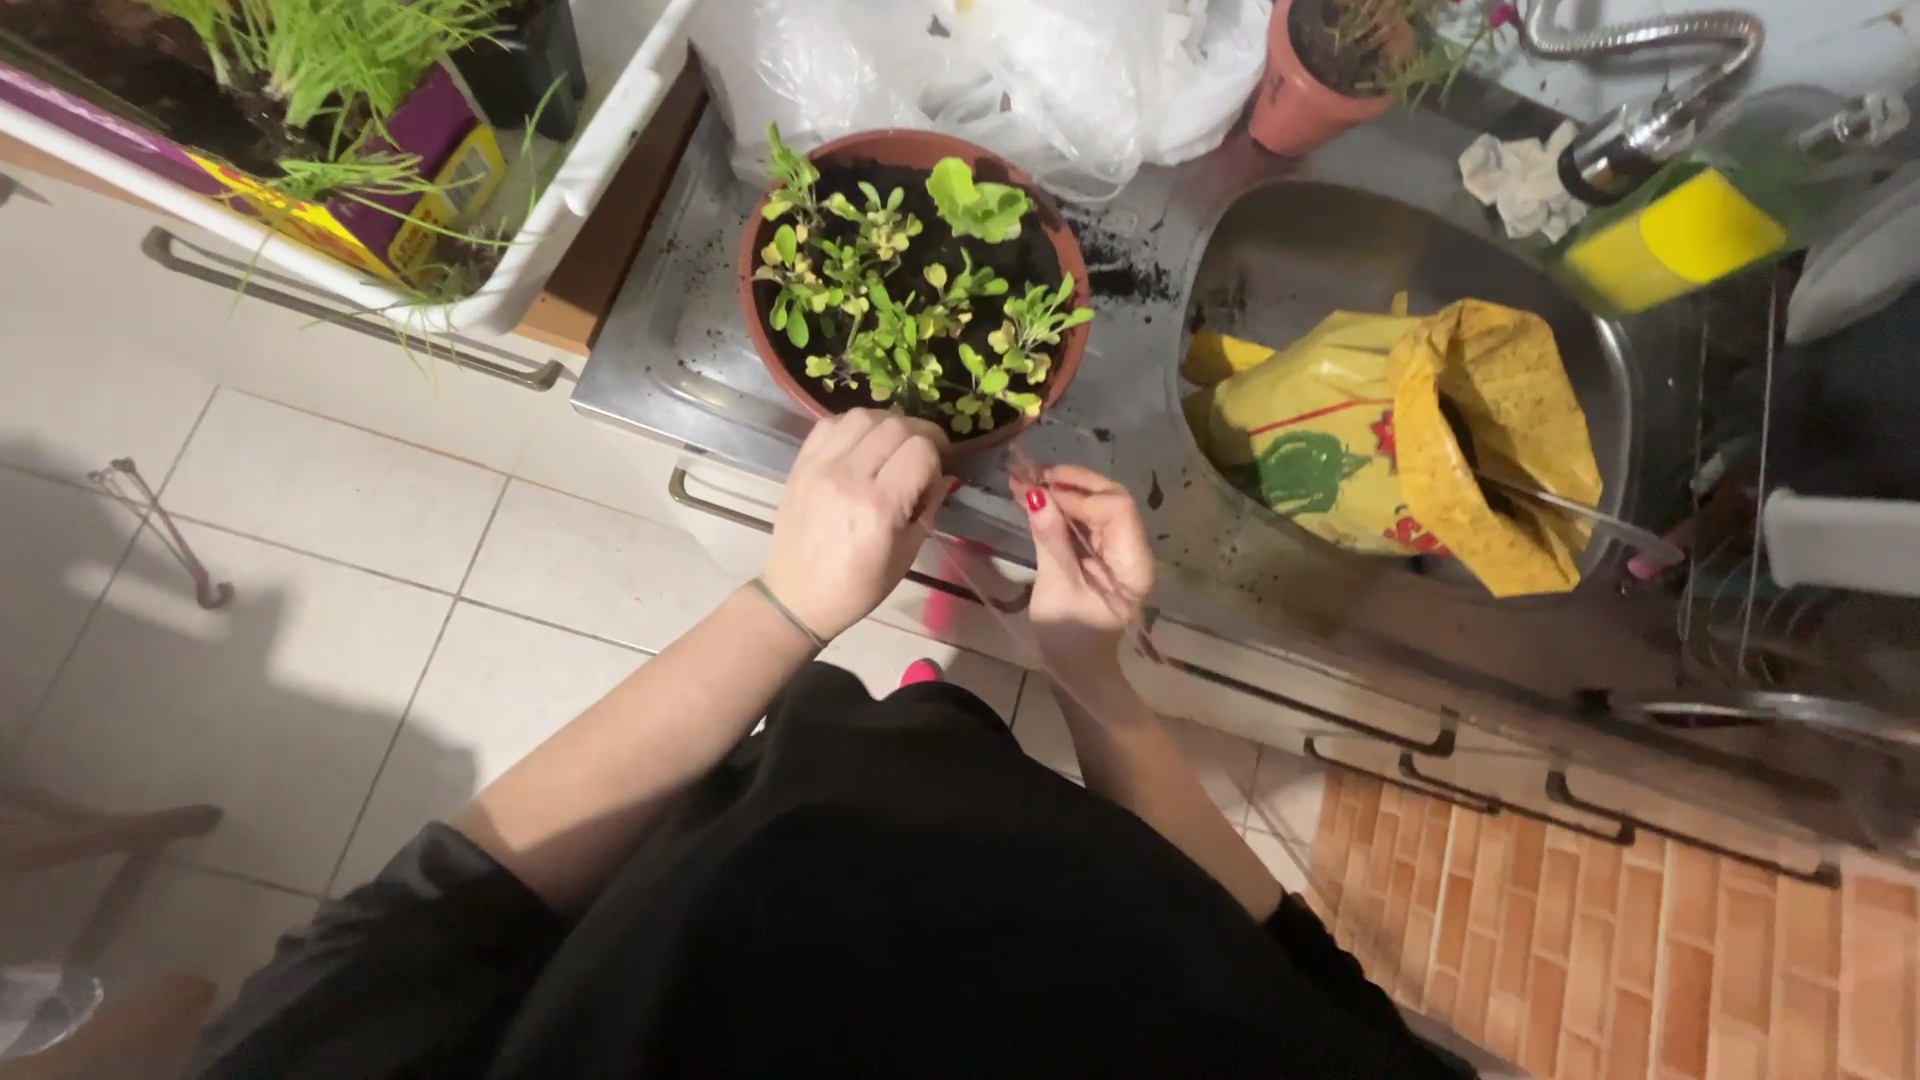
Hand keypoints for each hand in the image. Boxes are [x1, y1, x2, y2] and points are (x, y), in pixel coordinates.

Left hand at [761, 410, 951, 640]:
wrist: (798, 595)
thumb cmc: (858, 586)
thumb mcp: (907, 554)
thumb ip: (928, 508)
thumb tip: (944, 476)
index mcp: (879, 508)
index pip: (921, 451)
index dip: (938, 457)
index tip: (936, 474)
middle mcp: (849, 478)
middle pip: (897, 426)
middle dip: (920, 435)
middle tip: (923, 454)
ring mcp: (820, 467)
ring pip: (864, 416)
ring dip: (887, 425)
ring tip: (892, 446)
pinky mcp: (801, 464)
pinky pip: (831, 423)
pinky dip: (853, 426)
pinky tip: (861, 445)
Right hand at [1018, 465, 1153, 673]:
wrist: (1075, 669)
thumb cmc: (1070, 637)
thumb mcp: (1057, 588)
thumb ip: (1050, 539)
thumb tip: (1036, 494)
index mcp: (1134, 564)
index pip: (1116, 510)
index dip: (1079, 496)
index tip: (1041, 493)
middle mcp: (1132, 549)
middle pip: (1110, 499)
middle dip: (1072, 483)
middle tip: (1032, 474)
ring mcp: (1116, 549)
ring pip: (1095, 505)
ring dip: (1062, 490)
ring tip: (1025, 479)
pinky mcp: (1099, 552)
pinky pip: (1083, 520)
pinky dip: (1059, 506)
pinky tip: (1031, 496)